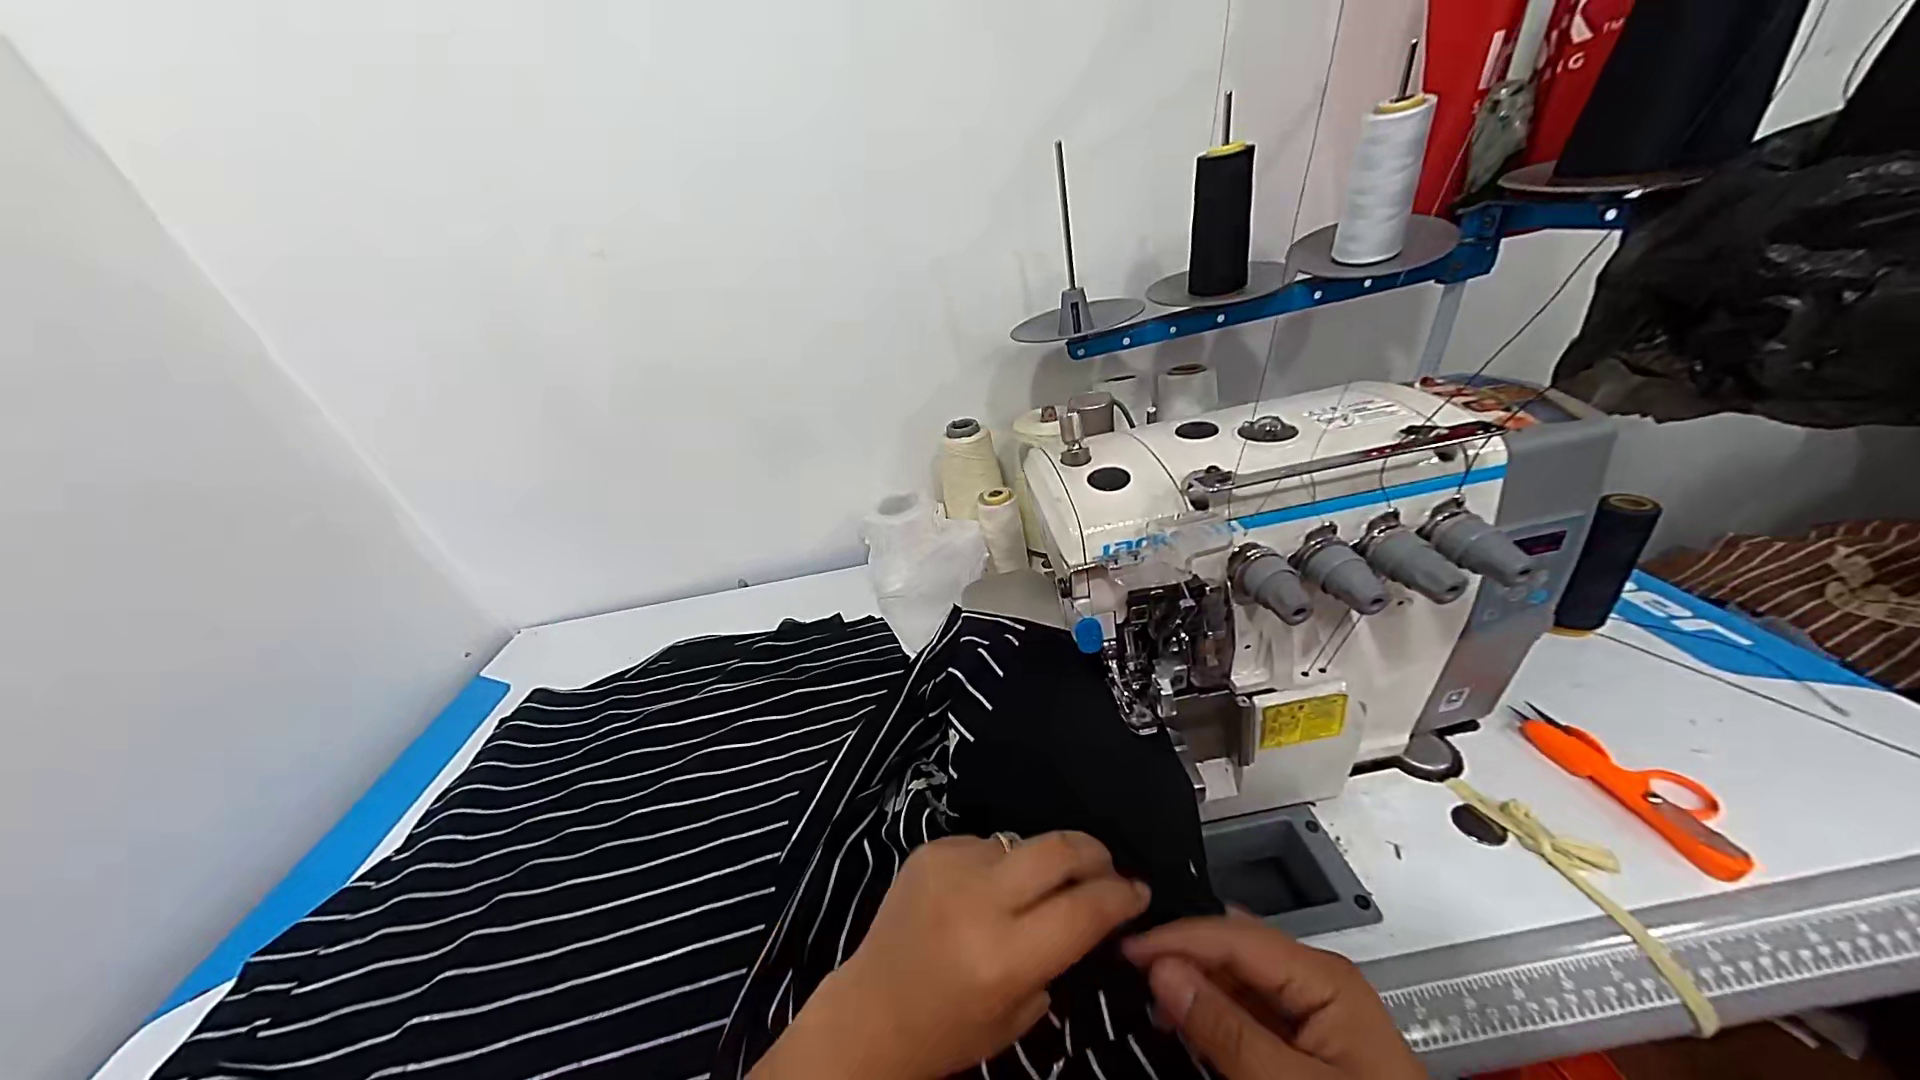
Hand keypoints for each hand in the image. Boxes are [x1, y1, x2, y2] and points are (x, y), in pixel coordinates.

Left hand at [752, 831, 1149, 1079]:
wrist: (871, 1011)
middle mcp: (978, 901)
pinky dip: (1000, 863)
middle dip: (1094, 852)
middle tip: (1106, 865)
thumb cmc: (950, 1030)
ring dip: (1042, 860)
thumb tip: (1091, 907)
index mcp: (1004, 956)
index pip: (1083, 909)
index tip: (1139, 891)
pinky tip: (989, 888)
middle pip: (1057, 848)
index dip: (1121, 895)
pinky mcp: (930, 848)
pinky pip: (986, 844)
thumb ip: (1057, 954)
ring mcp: (950, 866)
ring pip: (1022, 842)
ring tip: (1040, 885)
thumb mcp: (1019, 1011)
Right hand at [1122, 912, 1422, 1079]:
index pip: (1232, 935)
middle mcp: (1315, 980)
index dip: (1175, 937)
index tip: (1126, 949)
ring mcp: (1310, 1011)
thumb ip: (1225, 1027)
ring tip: (1148, 996)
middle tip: (1128, 968)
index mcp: (1323, 977)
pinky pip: (1246, 1009)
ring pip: (1235, 978)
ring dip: (1191, 983)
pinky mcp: (1304, 1041)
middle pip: (1232, 949)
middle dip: (1180, 954)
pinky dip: (1210, 1012)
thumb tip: (1163, 968)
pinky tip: (1184, 1020)